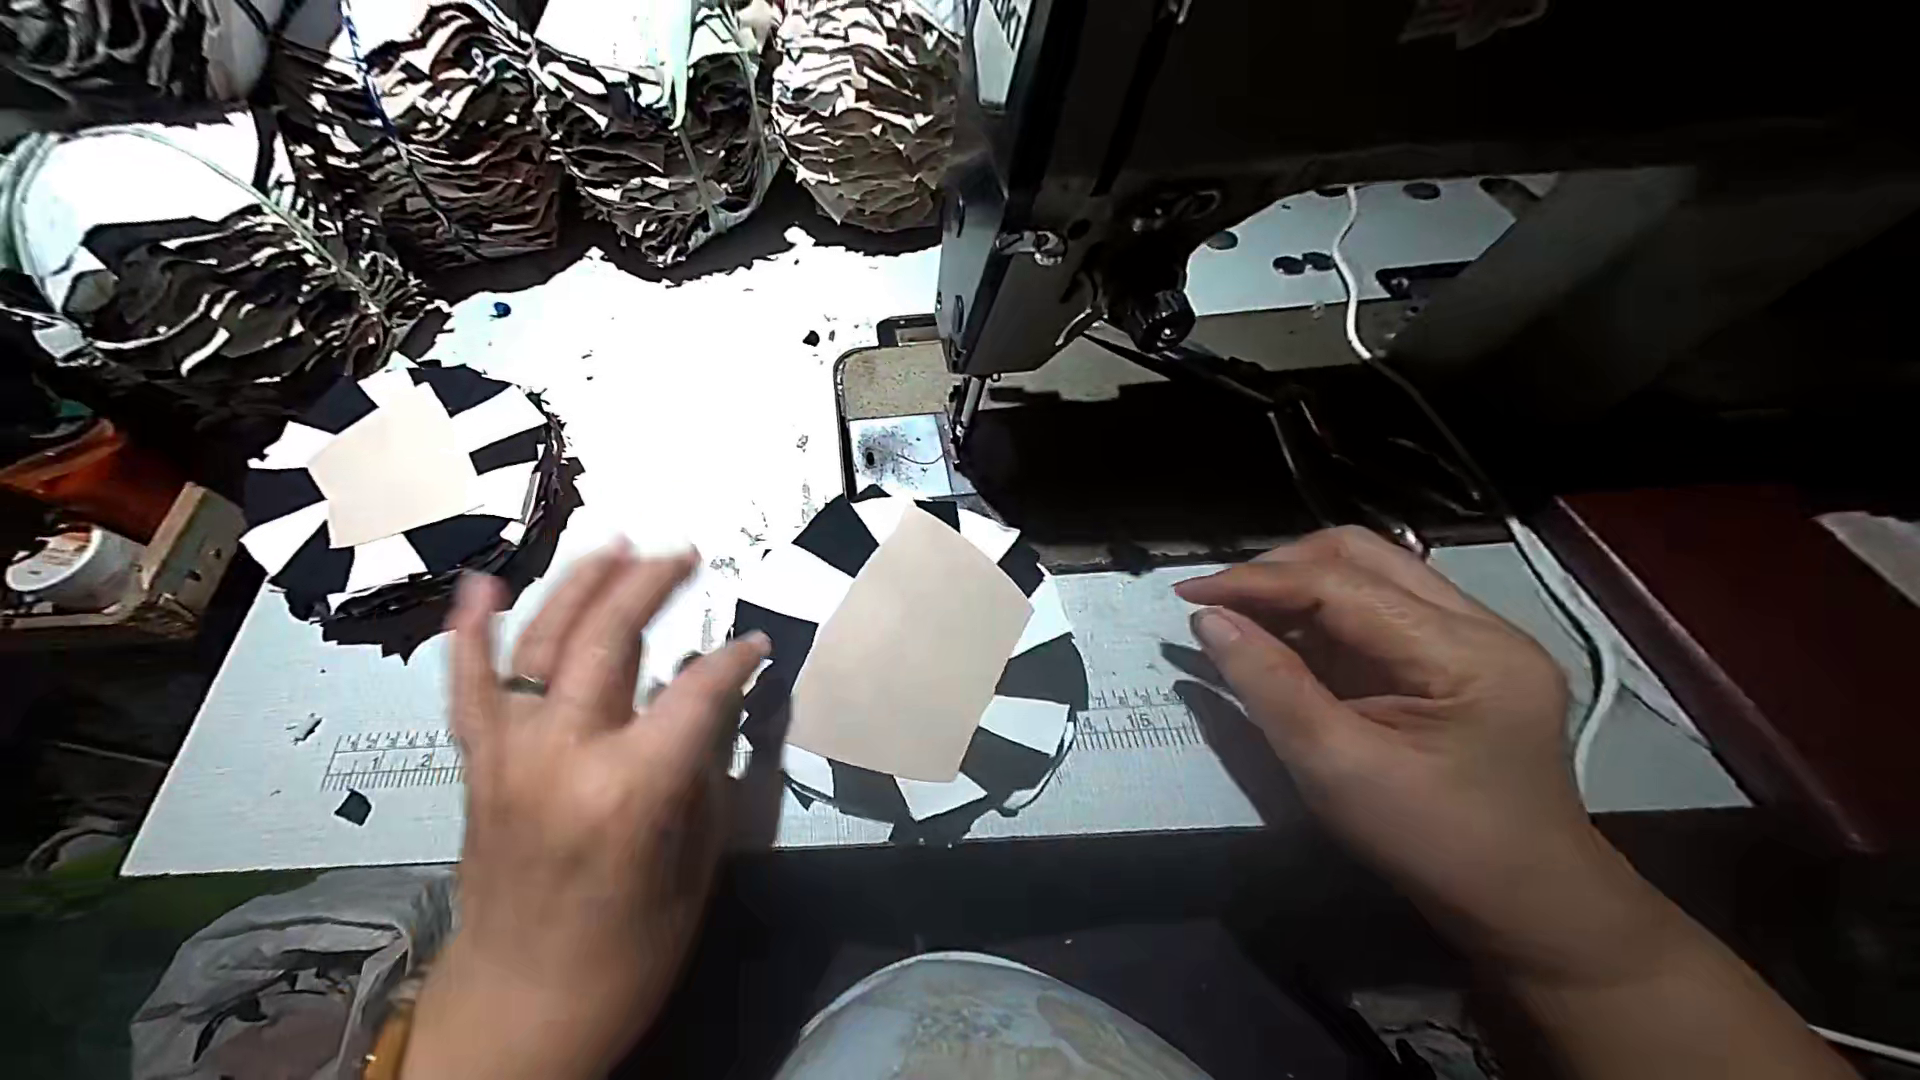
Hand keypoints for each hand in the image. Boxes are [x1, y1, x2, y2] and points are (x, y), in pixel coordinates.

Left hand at [402, 542, 769, 1079]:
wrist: (520, 1014)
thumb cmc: (632, 944)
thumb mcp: (697, 853)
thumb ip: (703, 761)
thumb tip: (715, 696)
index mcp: (634, 787)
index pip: (699, 690)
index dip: (736, 660)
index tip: (758, 647)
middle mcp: (565, 755)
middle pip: (609, 640)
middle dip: (653, 586)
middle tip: (686, 555)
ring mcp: (510, 756)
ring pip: (540, 645)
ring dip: (580, 586)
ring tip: (615, 545)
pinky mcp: (479, 767)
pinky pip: (468, 688)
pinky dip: (471, 633)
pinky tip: (483, 587)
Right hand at [1175, 528, 1652, 981]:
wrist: (1524, 904)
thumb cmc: (1432, 843)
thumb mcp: (1334, 766)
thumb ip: (1268, 684)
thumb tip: (1207, 620)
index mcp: (1466, 652)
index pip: (1340, 582)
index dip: (1256, 581)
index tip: (1189, 595)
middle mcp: (1479, 624)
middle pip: (1359, 554)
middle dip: (1278, 570)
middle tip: (1222, 603)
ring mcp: (1471, 635)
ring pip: (1365, 571)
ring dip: (1294, 587)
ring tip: (1243, 619)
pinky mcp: (1451, 653)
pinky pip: (1370, 606)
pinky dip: (1315, 614)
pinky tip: (1282, 639)